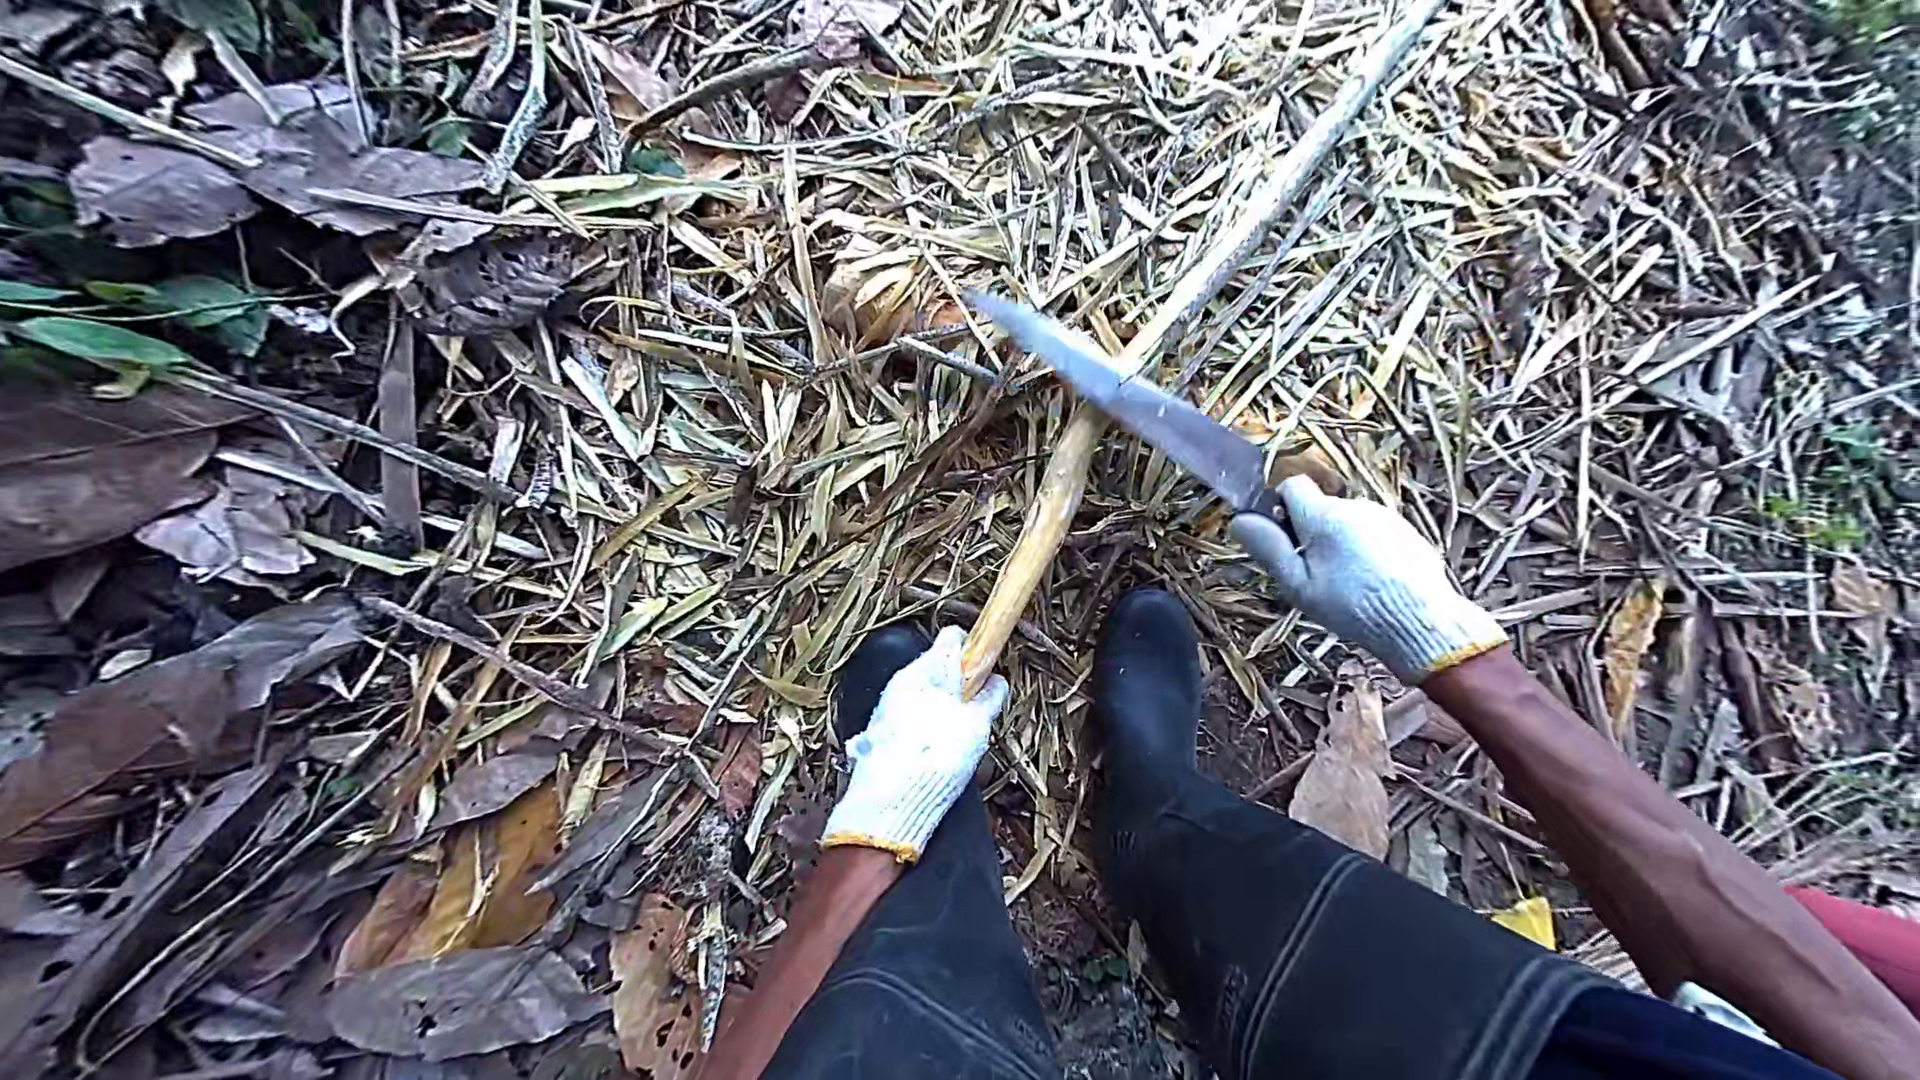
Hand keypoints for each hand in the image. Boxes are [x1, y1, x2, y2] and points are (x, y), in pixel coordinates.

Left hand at [821, 626, 1008, 861]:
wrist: (889, 803)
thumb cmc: (939, 757)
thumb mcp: (977, 726)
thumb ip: (989, 697)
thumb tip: (996, 680)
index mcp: (928, 667)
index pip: (952, 637)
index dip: (972, 649)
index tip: (985, 670)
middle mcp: (902, 677)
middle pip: (936, 664)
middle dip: (957, 681)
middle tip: (975, 709)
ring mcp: (886, 701)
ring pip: (921, 689)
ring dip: (940, 702)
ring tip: (955, 734)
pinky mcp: (877, 726)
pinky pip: (907, 711)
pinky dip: (922, 721)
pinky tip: (932, 747)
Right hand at [1229, 476, 1504, 682]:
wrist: (1423, 624)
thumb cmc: (1352, 607)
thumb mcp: (1297, 584)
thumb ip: (1269, 548)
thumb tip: (1239, 520)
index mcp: (1324, 516)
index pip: (1292, 485)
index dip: (1279, 506)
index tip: (1281, 536)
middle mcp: (1356, 506)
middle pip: (1318, 507)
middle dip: (1308, 531)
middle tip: (1310, 572)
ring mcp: (1385, 517)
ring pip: (1344, 520)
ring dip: (1336, 541)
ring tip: (1343, 581)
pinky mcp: (1406, 532)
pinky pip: (1370, 531)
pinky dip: (1362, 549)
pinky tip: (1368, 581)